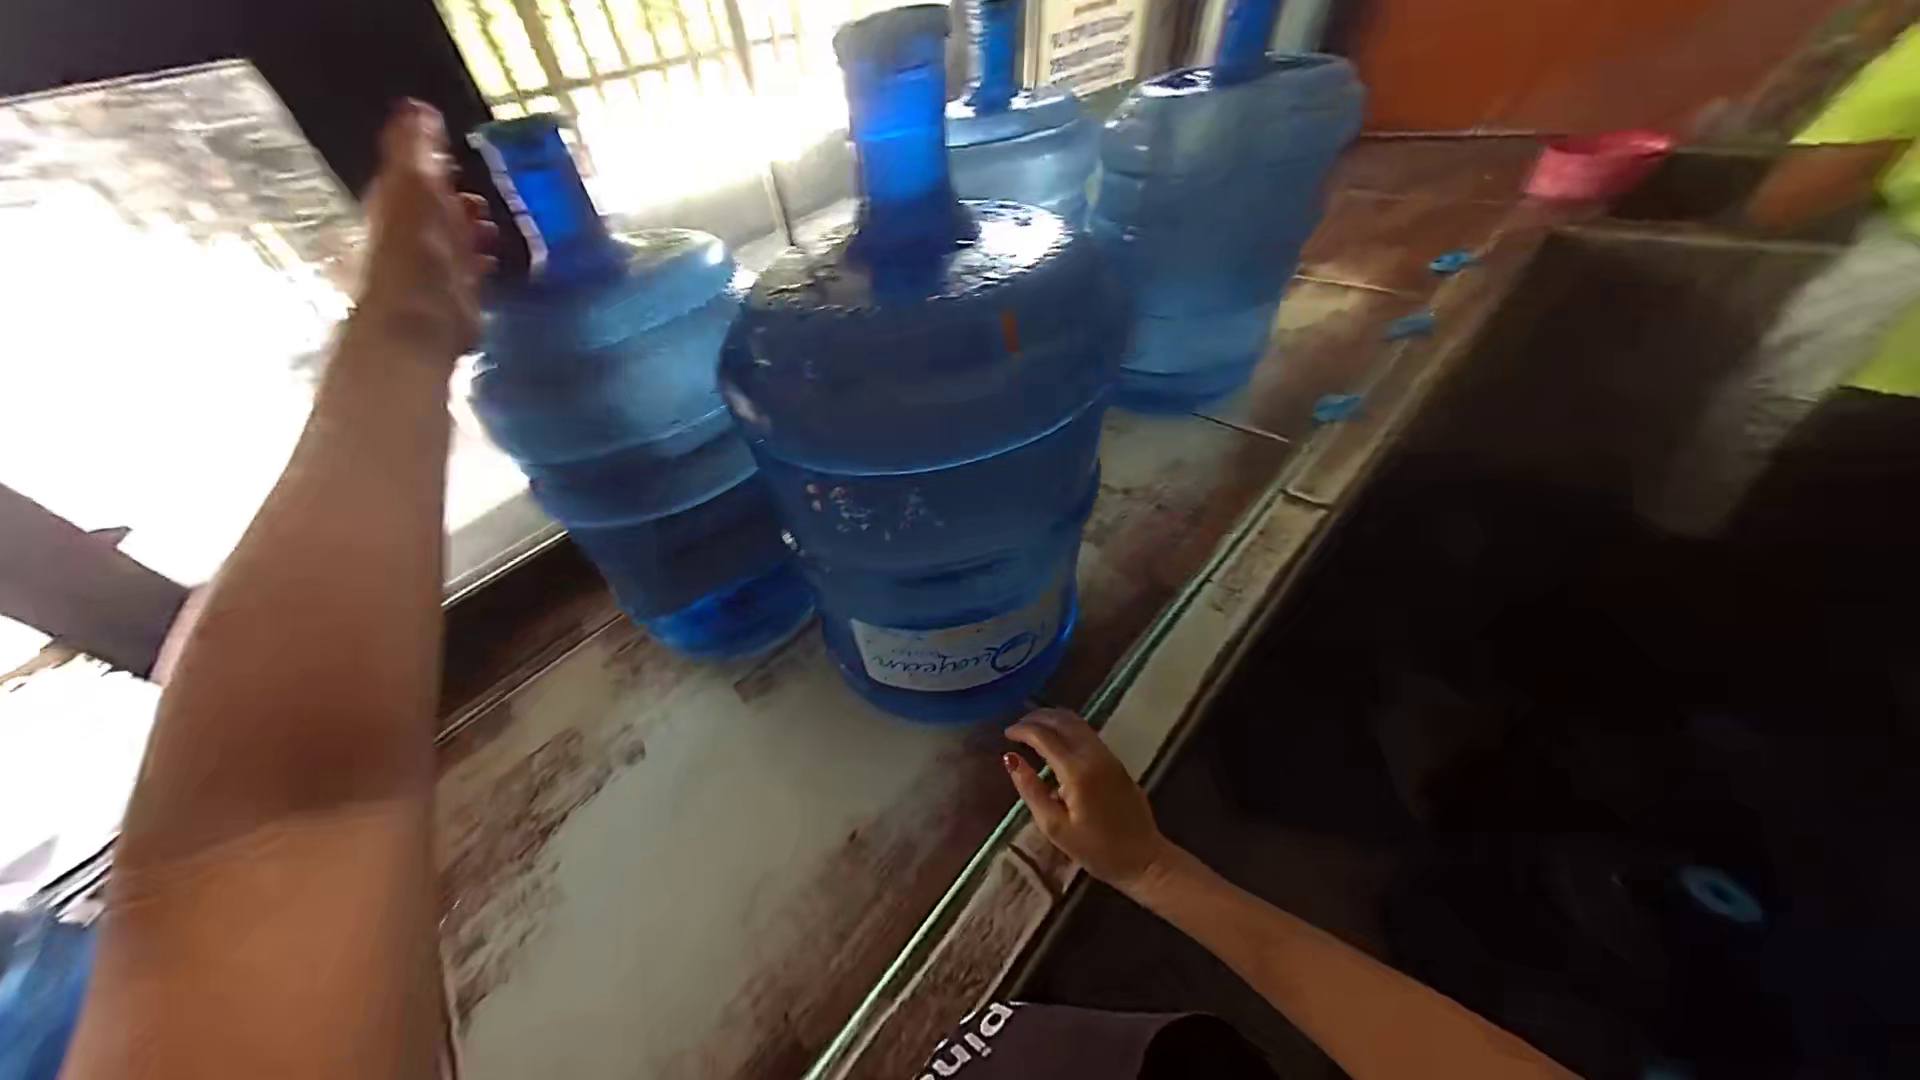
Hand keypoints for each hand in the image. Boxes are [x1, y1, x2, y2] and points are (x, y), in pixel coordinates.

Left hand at [354, 100, 498, 359]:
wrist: (423, 319)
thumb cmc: (417, 252)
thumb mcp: (413, 187)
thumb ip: (415, 149)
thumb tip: (419, 109)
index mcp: (397, 202)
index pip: (412, 174)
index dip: (430, 162)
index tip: (457, 154)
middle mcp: (414, 232)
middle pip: (436, 209)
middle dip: (458, 200)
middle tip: (487, 198)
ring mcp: (437, 265)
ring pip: (456, 238)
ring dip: (474, 230)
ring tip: (497, 226)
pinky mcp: (460, 293)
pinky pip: (472, 268)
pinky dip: (484, 259)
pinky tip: (498, 258)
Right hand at [1003, 709, 1173, 892]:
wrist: (1144, 859)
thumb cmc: (1096, 849)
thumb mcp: (1055, 827)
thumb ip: (1031, 790)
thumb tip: (1011, 759)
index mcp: (1076, 771)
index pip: (1044, 736)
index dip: (1023, 730)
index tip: (1007, 734)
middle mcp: (1093, 754)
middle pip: (1061, 720)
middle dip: (1036, 718)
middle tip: (1017, 727)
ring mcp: (1108, 754)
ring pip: (1076, 722)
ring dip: (1052, 718)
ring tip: (1032, 728)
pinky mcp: (1115, 760)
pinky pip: (1086, 731)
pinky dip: (1066, 726)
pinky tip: (1056, 737)